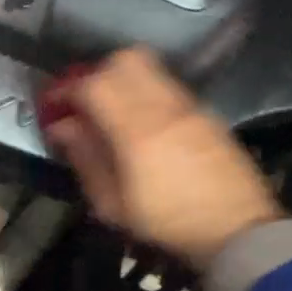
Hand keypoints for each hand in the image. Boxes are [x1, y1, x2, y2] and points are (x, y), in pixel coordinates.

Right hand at [45, 49, 282, 268]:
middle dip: (96, 74)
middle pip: (124, 61)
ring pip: (149, 67)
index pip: (94, 85)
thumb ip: (85, 158)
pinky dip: (145, 91)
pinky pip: (167, 85)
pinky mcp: (206, 113)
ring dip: (121, 79)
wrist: (238, 230)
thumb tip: (62, 127)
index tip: (53, 104)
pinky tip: (140, 121)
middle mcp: (164, 107)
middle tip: (83, 101)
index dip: (67, 89)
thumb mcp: (112, 203)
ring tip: (110, 109)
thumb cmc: (166, 222)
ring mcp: (189, 106)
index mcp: (136, 130)